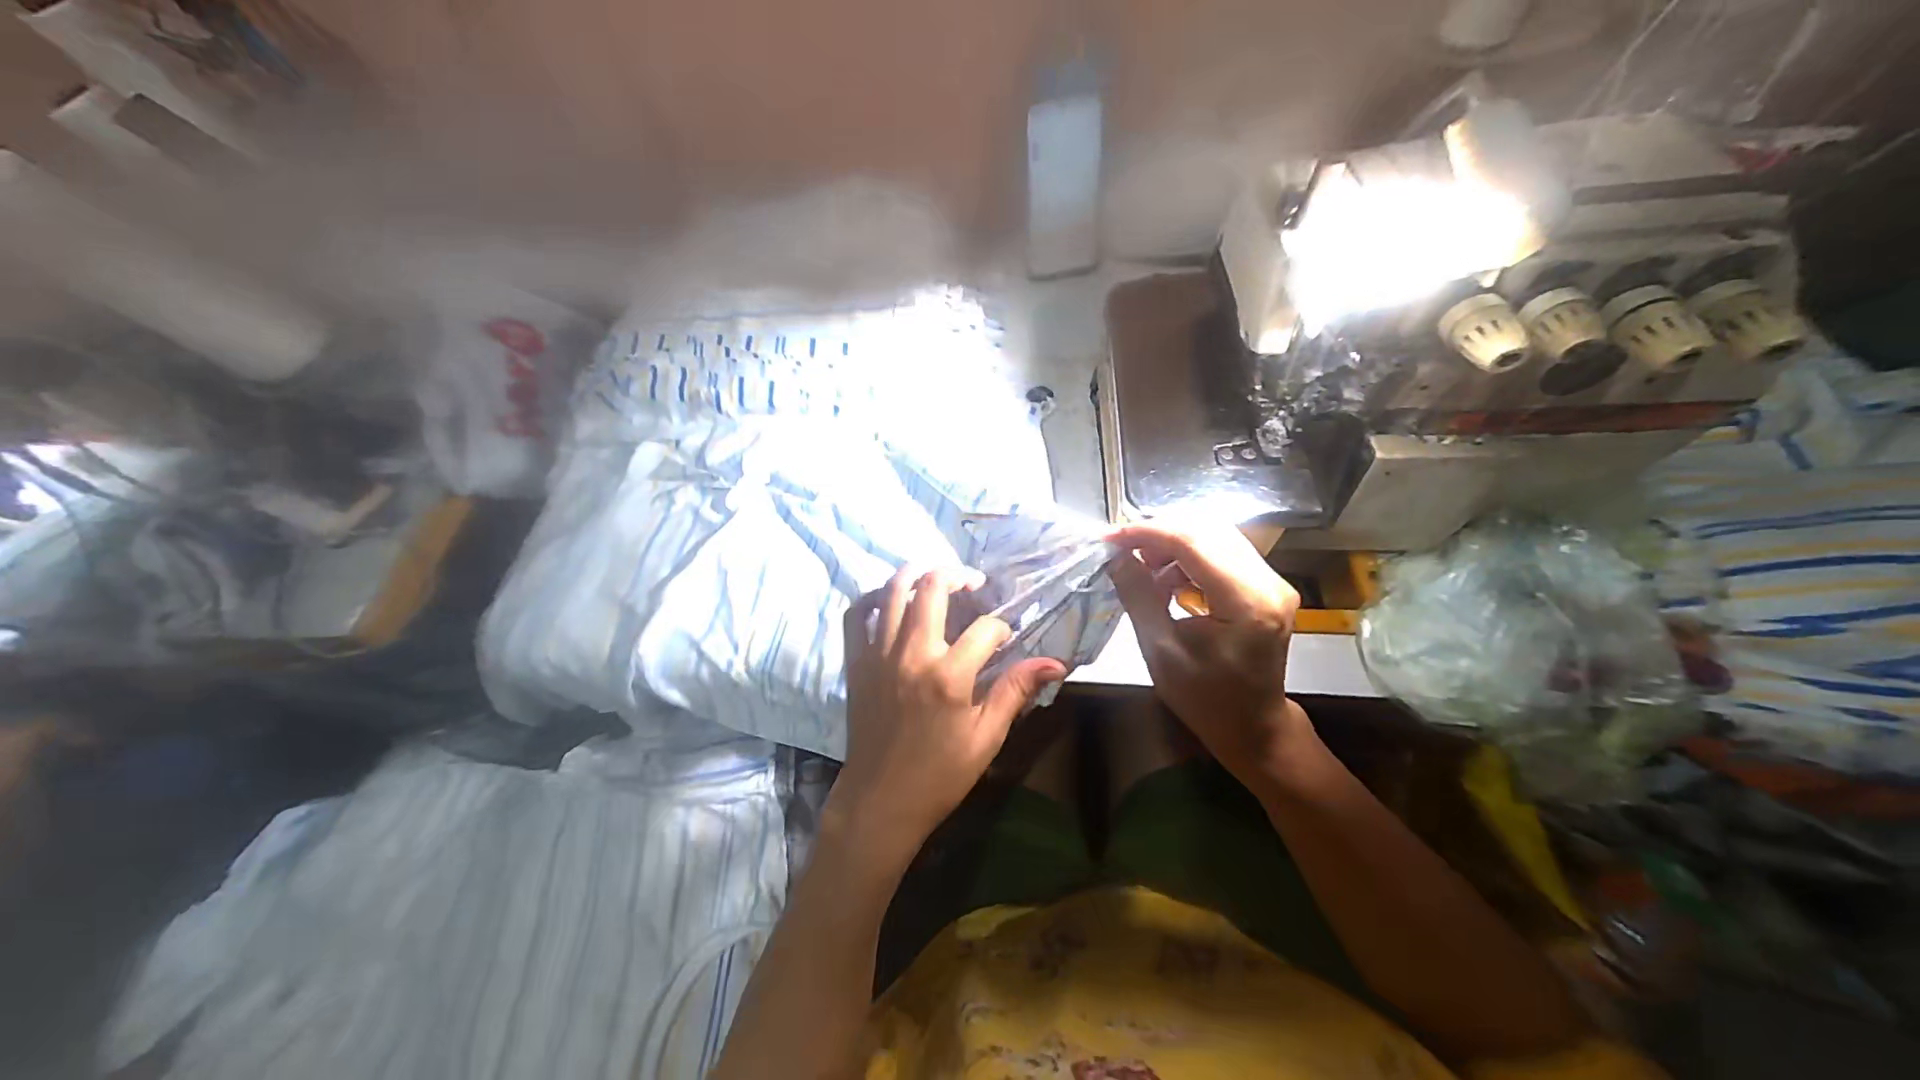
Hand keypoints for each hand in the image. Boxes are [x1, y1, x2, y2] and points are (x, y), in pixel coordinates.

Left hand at [830, 566, 1066, 856]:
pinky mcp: (855, 662)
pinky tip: (892, 600)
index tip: (1004, 640)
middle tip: (974, 584)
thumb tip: (1056, 662)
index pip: (985, 628)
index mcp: (949, 676)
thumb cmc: (939, 775)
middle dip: (960, 577)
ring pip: (894, 590)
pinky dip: (873, 597)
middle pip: (933, 587)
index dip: (1002, 628)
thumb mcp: (986, 738)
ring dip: (918, 574)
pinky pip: (856, 614)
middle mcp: (911, 654)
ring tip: (937, 580)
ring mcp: (878, 654)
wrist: (880, 801)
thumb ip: (1015, 692)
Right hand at [1107, 521, 1316, 792]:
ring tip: (1143, 568)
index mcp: (1247, 603)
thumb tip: (1115, 556)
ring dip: (1174, 544)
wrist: (1253, 726)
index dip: (1148, 533)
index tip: (1110, 537)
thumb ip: (1139, 597)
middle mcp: (1269, 584)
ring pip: (1216, 536)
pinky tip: (1168, 579)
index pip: (1194, 543)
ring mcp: (1273, 582)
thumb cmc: (1206, 700)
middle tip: (1123, 551)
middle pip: (1207, 532)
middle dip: (1159, 534)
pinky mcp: (1267, 585)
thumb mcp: (1162, 651)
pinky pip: (1224, 552)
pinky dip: (1190, 557)